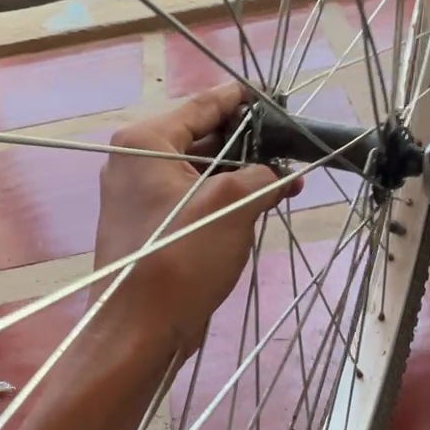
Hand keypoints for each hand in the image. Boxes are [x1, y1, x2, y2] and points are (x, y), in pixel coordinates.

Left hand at [90, 83, 299, 361]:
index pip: (202, 105)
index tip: (277, 97)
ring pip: (204, 170)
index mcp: (144, 142)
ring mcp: (144, 196)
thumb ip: (261, 175)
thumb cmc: (179, 257)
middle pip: (203, 136)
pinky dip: (229, 197)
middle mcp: (138, 162)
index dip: (243, 100)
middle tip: (291, 143)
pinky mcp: (155, 225)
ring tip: (290, 176)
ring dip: (245, 173)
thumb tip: (276, 172)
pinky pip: (198, 198)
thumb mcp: (231, 204)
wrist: (139, 332)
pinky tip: (267, 201)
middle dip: (250, 142)